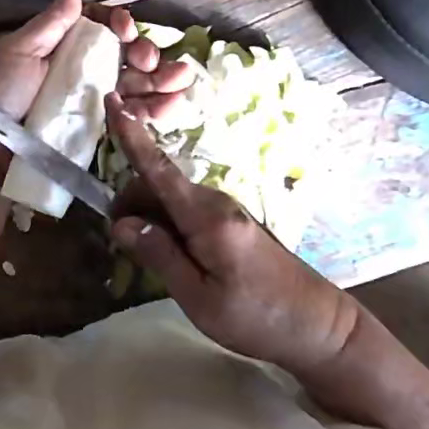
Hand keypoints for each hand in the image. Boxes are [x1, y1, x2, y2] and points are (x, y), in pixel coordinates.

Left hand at [0, 0, 193, 122]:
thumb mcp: (17, 52)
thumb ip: (50, 24)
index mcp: (61, 47)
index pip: (100, 29)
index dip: (118, 25)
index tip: (125, 29)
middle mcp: (79, 71)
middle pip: (124, 57)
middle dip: (147, 54)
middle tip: (151, 60)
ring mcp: (90, 102)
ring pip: (135, 86)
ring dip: (161, 81)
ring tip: (182, 81)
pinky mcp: (96, 131)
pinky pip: (131, 117)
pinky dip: (153, 111)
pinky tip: (169, 106)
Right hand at [104, 92, 361, 373]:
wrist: (317, 327)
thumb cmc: (255, 317)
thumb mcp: (198, 297)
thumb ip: (159, 255)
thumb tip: (122, 224)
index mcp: (206, 216)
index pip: (158, 168)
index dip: (131, 136)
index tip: (111, 101)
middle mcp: (214, 202)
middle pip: (156, 185)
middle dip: (130, 205)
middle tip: (121, 245)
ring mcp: (224, 209)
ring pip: (168, 198)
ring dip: (148, 217)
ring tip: (146, 257)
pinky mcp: (229, 220)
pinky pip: (184, 209)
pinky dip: (166, 223)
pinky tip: (169, 255)